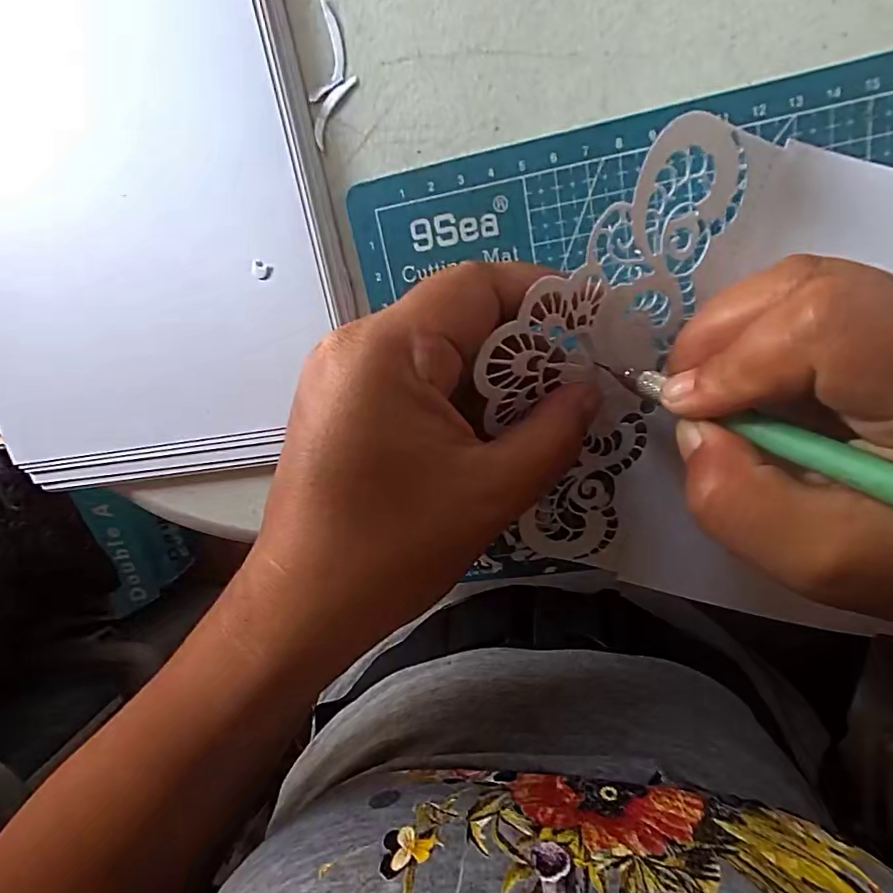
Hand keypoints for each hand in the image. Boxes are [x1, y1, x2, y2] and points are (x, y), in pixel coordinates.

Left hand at [248, 261, 600, 656]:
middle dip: (520, 348)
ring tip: (535, 421)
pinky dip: (455, 400)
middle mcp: (355, 345)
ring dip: (489, 379)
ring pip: (434, 351)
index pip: (476, 284)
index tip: (590, 325)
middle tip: (570, 390)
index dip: (541, 294)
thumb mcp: (491, 490)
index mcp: (388, 348)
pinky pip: (410, 381)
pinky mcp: (338, 406)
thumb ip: (554, 431)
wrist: (302, 607)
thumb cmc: (392, 550)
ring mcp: (340, 375)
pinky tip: (485, 438)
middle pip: (454, 316)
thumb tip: (588, 390)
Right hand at [662, 255, 892, 631]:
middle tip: (684, 399)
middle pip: (813, 286)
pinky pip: (807, 301)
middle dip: (722, 337)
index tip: (687, 411)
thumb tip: (694, 427)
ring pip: (803, 284)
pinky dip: (751, 336)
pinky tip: (743, 384)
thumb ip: (736, 500)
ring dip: (730, 334)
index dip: (742, 357)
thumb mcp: (812, 562)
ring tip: (708, 394)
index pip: (834, 321)